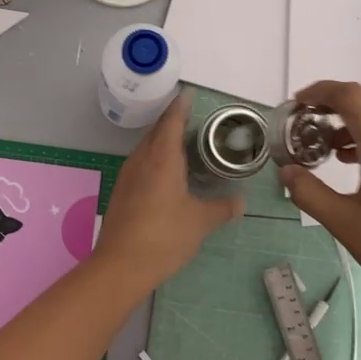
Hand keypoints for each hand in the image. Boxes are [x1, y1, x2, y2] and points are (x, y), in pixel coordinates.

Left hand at [96, 95, 243, 286]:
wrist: (120, 265)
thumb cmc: (164, 236)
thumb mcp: (200, 222)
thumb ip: (221, 208)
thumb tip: (239, 202)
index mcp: (162, 158)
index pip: (171, 122)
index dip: (181, 107)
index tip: (188, 94)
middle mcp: (141, 161)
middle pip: (156, 132)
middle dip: (172, 123)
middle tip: (191, 120)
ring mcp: (127, 177)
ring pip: (145, 150)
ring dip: (161, 143)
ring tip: (181, 145)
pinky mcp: (120, 193)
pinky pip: (140, 166)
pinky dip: (154, 161)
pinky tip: (165, 174)